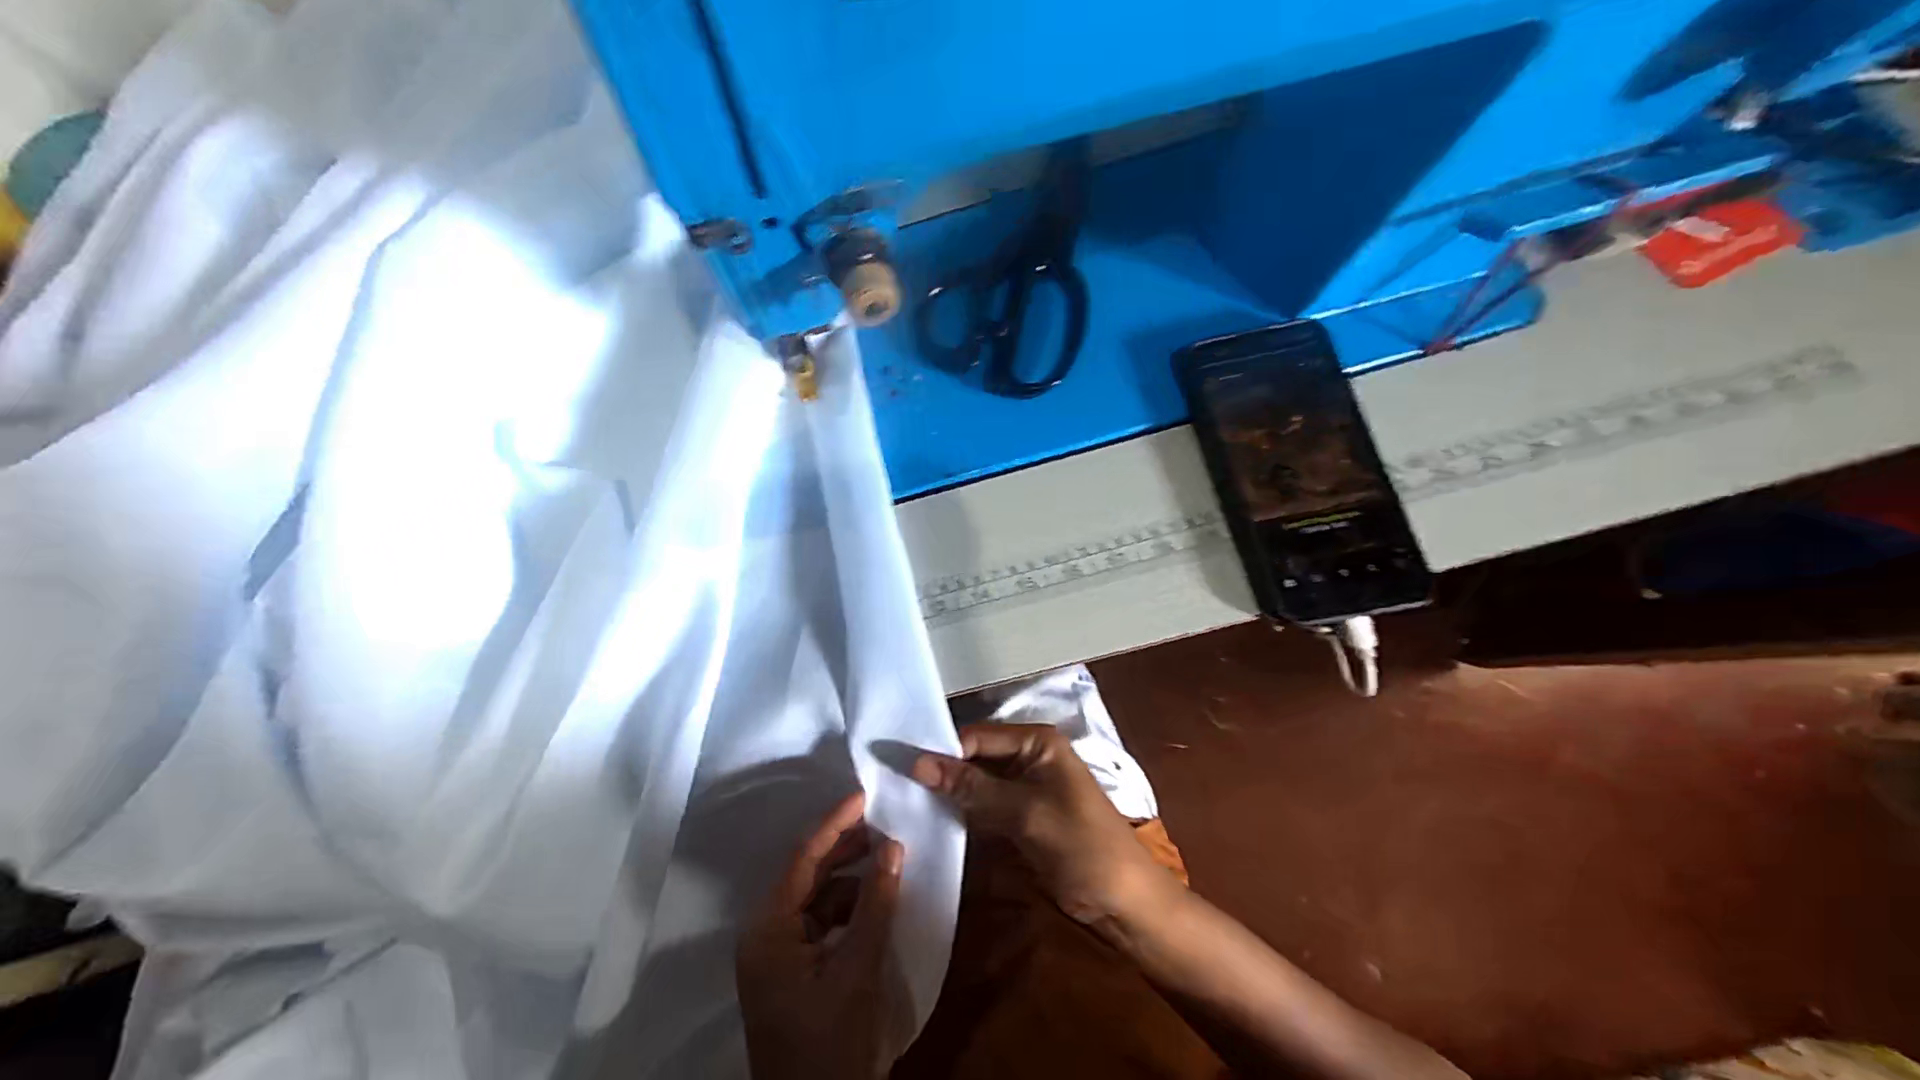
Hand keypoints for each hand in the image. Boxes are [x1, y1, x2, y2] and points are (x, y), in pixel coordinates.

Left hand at [736, 792, 903, 1079]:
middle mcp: (765, 934)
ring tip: (886, 860)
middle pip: (806, 875)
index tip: (864, 796)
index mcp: (768, 930)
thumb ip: (876, 903)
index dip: (834, 824)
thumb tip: (893, 846)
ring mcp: (776, 955)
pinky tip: (875, 901)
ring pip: (816, 898)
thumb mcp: (859, 968)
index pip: (802, 859)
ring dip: (849, 880)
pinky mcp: (791, 971)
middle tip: (882, 822)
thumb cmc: (833, 1042)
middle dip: (843, 849)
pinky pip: (820, 922)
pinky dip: (847, 908)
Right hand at [910, 723, 1173, 927]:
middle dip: (940, 770)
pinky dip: (961, 811)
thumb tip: (918, 763)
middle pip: (974, 756)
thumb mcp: (1025, 813)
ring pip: (975, 782)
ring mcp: (1024, 788)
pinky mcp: (1020, 817)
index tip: (898, 767)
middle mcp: (1029, 756)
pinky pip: (983, 805)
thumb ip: (973, 788)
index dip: (940, 751)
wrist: (1124, 903)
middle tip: (892, 782)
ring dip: (947, 792)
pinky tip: (929, 819)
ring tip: (902, 800)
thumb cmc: (1082, 847)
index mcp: (1038, 742)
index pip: (976, 736)